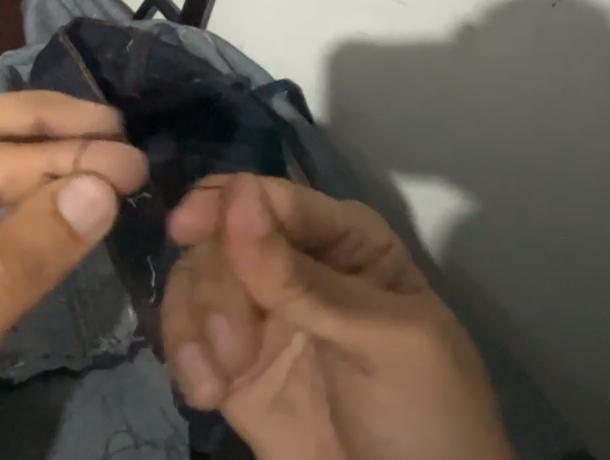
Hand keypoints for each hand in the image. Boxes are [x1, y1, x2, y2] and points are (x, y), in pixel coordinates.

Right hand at [161, 175, 514, 459]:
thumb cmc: (426, 417)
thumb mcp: (380, 341)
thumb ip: (302, 277)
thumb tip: (236, 193)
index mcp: (341, 240)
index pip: (271, 199)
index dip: (223, 201)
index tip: (185, 228)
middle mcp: (290, 261)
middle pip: (220, 237)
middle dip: (216, 289)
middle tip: (232, 347)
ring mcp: (257, 309)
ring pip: (194, 278)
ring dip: (195, 327)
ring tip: (216, 385)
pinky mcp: (228, 357)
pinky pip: (183, 329)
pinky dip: (184, 356)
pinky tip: (206, 395)